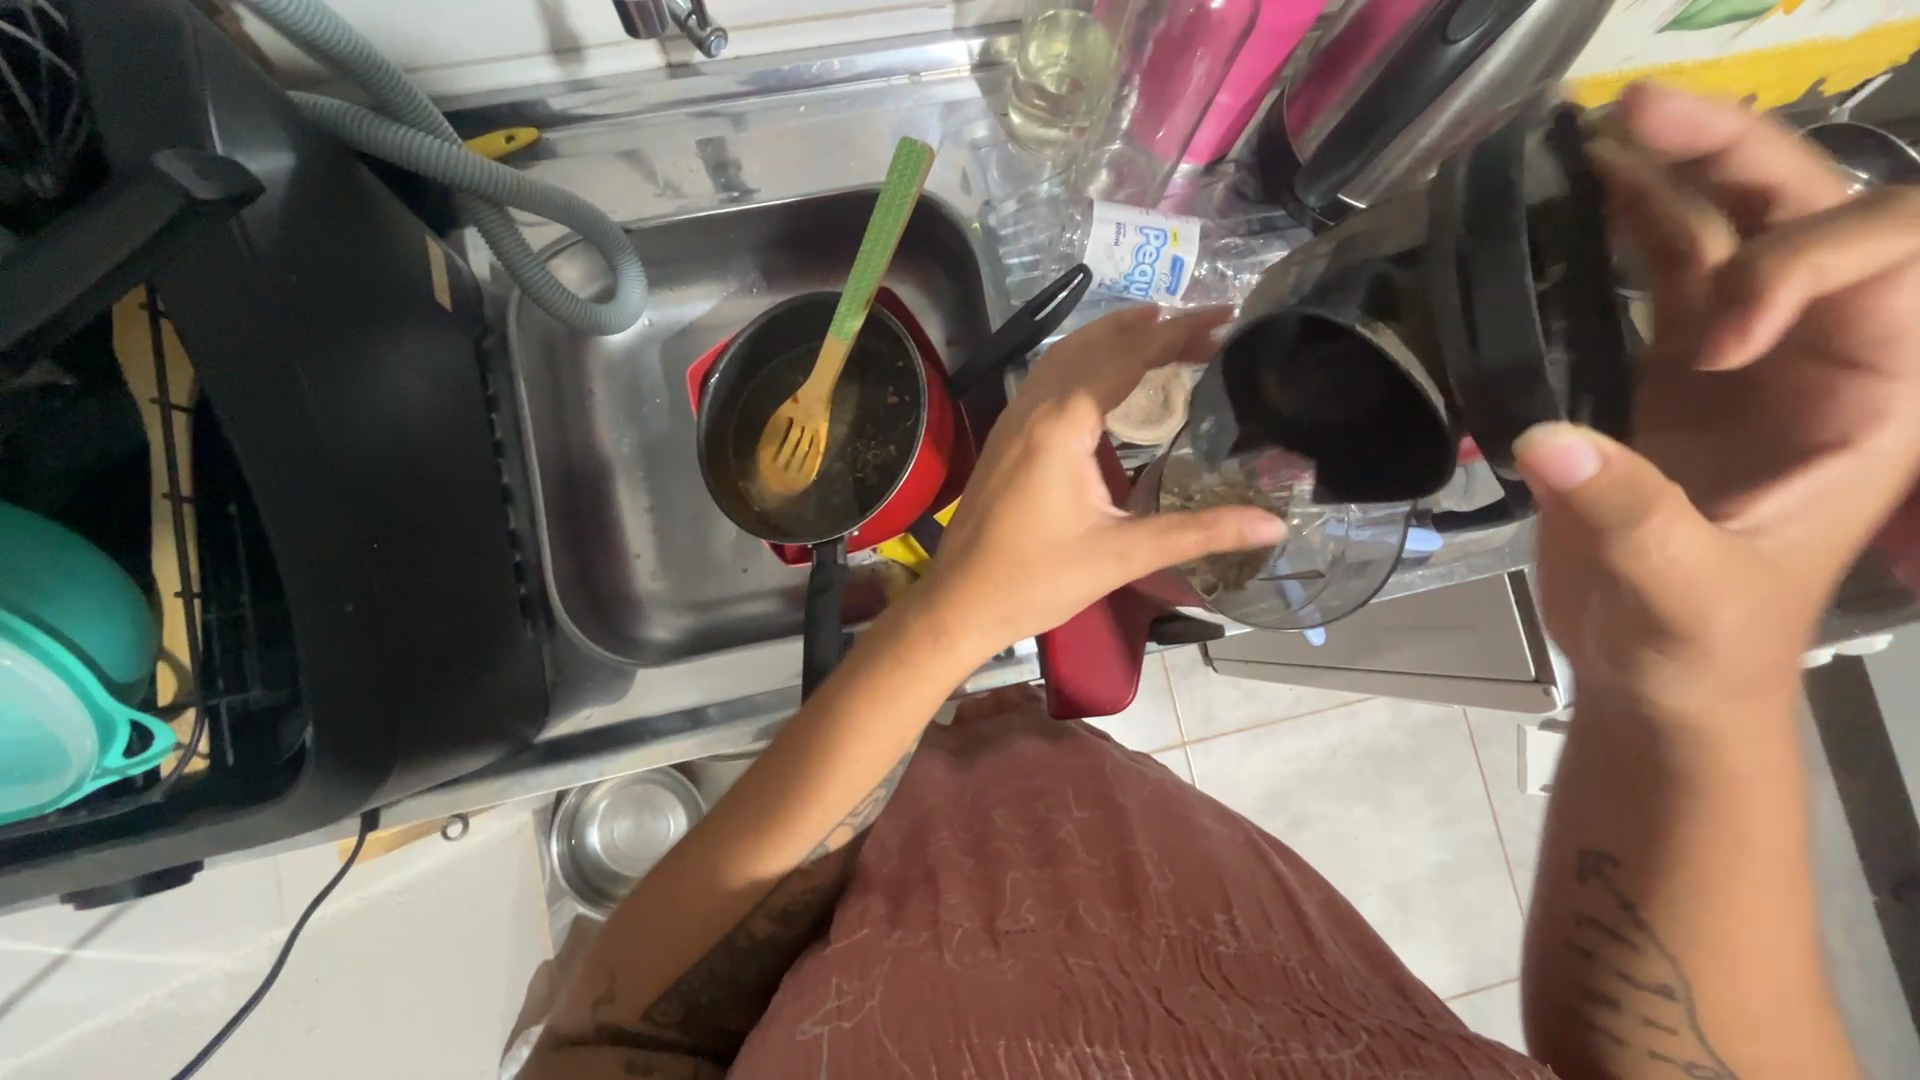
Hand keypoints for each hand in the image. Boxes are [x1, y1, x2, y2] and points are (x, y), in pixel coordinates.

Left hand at [914, 306, 1286, 654]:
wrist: (960, 602)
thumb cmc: (1038, 580)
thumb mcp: (1123, 556)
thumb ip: (1199, 533)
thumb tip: (1275, 526)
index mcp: (1063, 423)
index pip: (1129, 356)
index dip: (1179, 332)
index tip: (1225, 315)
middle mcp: (1035, 406)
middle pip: (1097, 344)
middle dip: (1152, 327)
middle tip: (1206, 324)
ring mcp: (1013, 418)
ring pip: (1064, 354)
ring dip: (1113, 336)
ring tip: (1160, 327)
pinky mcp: (1004, 436)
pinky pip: (1047, 377)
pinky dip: (1083, 359)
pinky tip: (1101, 373)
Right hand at [1516, 83, 1919, 716]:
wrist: (1659, 670)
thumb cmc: (1700, 643)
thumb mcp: (1679, 589)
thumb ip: (1624, 511)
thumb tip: (1536, 436)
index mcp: (1873, 400)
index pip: (1884, 269)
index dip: (1795, 272)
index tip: (1705, 340)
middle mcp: (1814, 361)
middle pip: (1801, 224)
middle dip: (1732, 162)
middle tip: (1637, 114)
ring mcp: (1729, 367)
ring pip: (1718, 243)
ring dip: (1663, 183)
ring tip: (1595, 135)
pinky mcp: (1658, 384)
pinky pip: (1648, 290)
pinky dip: (1612, 244)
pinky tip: (1571, 209)